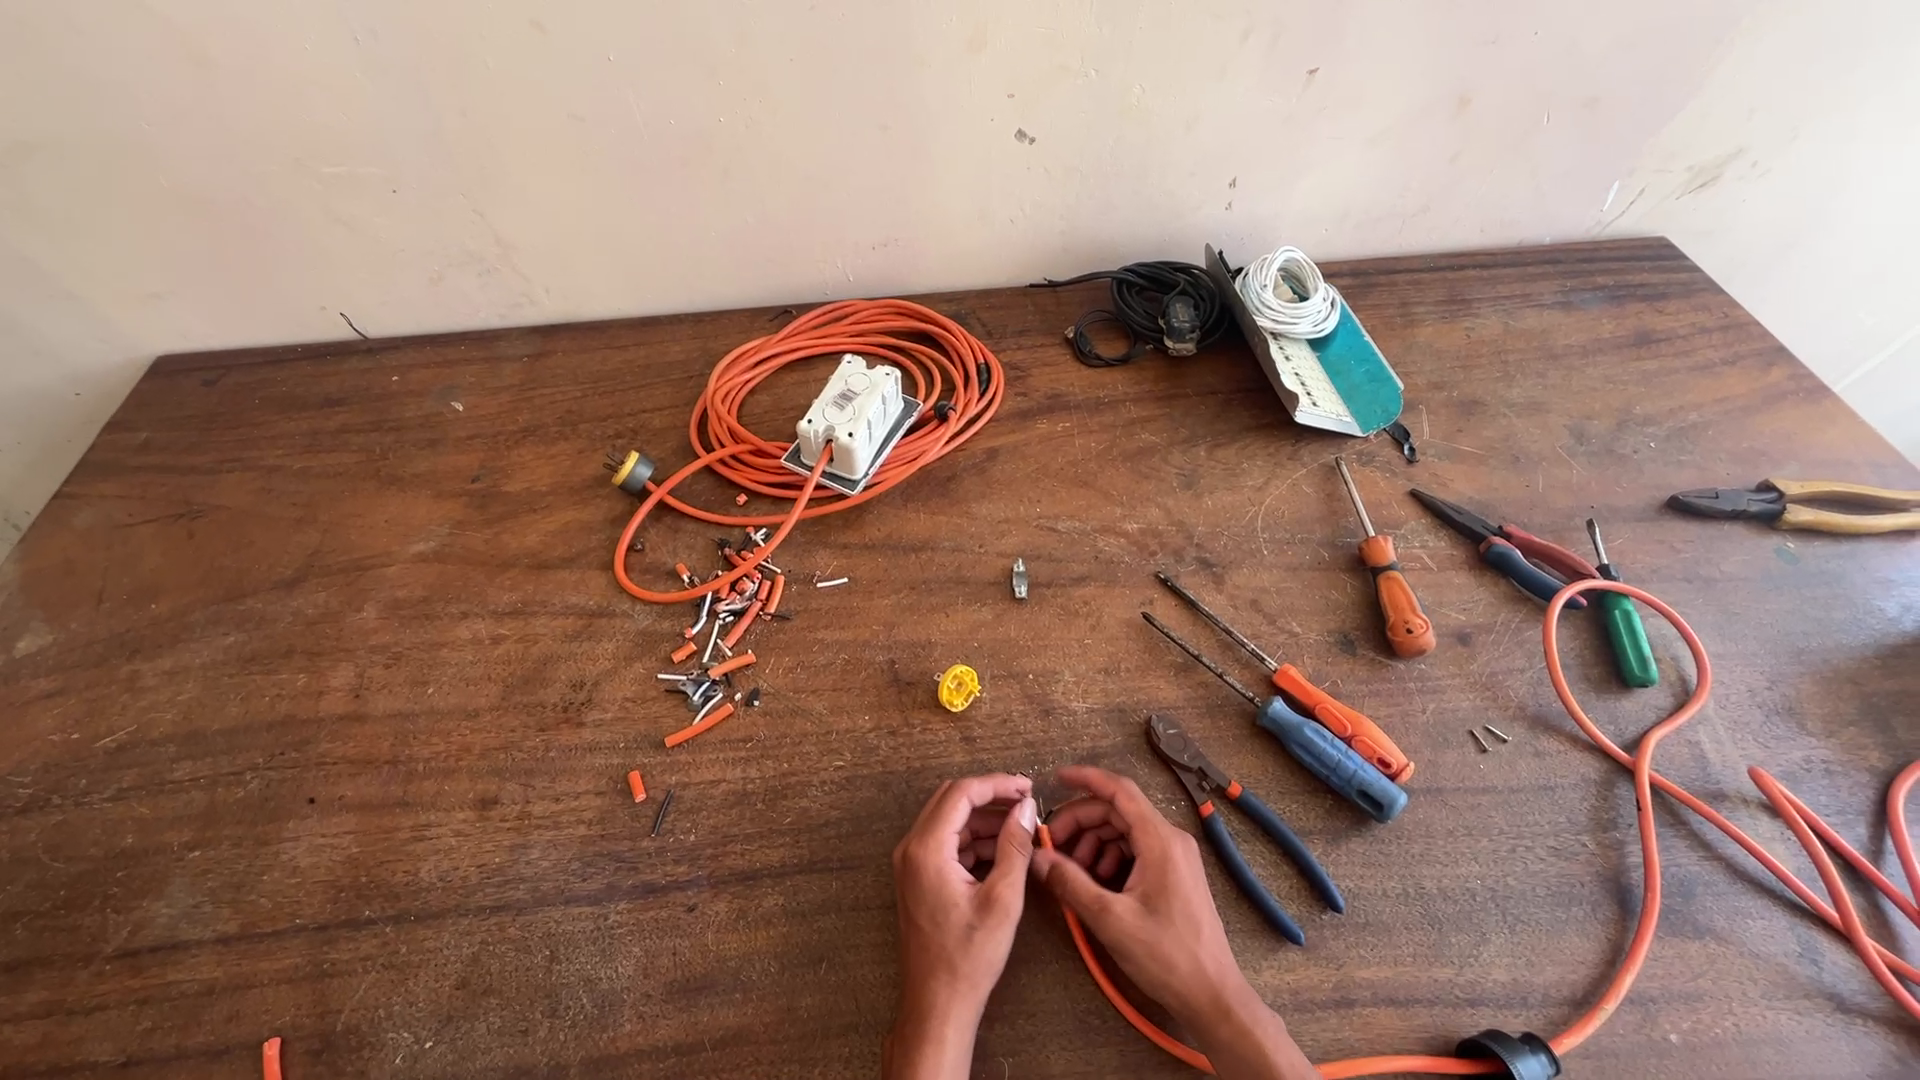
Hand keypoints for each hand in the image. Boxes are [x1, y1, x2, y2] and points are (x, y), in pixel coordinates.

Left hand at [885, 774, 1036, 1078]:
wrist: (937, 1004)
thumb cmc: (968, 958)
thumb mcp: (1002, 899)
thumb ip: (1014, 847)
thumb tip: (1026, 808)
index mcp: (926, 849)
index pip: (962, 793)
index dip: (997, 784)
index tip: (1028, 788)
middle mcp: (911, 848)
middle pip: (951, 800)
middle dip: (990, 797)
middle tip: (1026, 803)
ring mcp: (911, 863)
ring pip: (949, 820)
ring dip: (983, 819)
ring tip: (1021, 828)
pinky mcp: (918, 877)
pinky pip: (946, 842)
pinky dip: (973, 839)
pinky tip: (1002, 851)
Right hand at [1031, 765, 1314, 1079]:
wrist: (1212, 995)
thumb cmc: (1166, 956)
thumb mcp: (1110, 919)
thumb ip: (1070, 882)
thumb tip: (1036, 857)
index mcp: (1160, 839)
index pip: (1119, 790)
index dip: (1085, 779)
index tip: (1056, 779)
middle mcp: (1170, 839)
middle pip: (1117, 811)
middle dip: (1081, 822)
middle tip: (1052, 846)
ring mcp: (1174, 856)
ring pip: (1124, 831)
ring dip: (1093, 843)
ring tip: (1073, 873)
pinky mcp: (1173, 874)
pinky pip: (1135, 850)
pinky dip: (1110, 859)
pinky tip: (1096, 885)